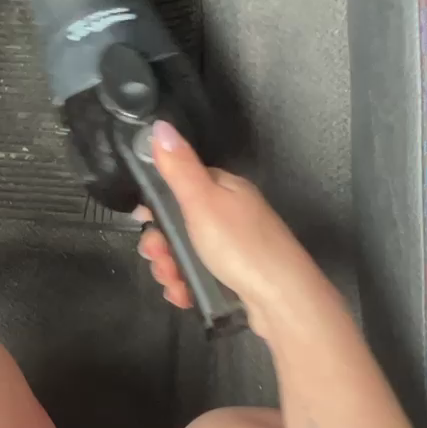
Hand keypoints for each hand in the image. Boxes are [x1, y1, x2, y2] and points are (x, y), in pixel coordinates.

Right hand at [134, 121, 327, 316]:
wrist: (283, 301)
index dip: (157, 203)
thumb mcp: (203, 202)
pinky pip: (198, 276)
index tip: (143, 221)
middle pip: (178, 223)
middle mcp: (229, 215)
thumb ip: (178, 166)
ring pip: (185, 252)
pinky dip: (186, 285)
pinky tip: (183, 294)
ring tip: (172, 280)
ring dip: (169, 267)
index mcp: (224, 190)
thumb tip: (159, 126)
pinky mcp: (233, 276)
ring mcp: (233, 248)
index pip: (181, 184)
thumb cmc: (241, 246)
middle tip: (157, 257)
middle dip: (161, 243)